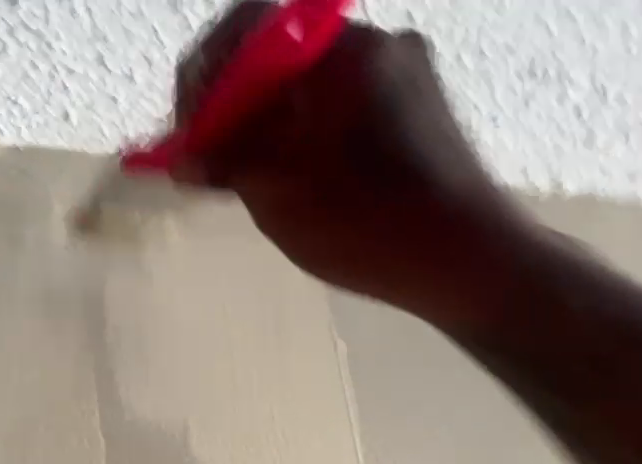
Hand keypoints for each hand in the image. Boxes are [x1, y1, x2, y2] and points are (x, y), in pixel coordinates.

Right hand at [174, 2, 535, 325]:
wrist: (462, 257)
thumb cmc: (363, 219)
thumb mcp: (276, 190)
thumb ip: (223, 160)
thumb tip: (179, 158)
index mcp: (338, 51)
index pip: (248, 28)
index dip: (202, 73)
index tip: (185, 128)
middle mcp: (374, 44)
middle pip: (275, 56)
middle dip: (230, 105)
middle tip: (205, 159)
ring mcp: (398, 76)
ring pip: (303, 87)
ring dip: (263, 125)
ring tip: (243, 180)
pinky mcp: (411, 111)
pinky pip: (334, 107)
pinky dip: (299, 135)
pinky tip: (288, 181)